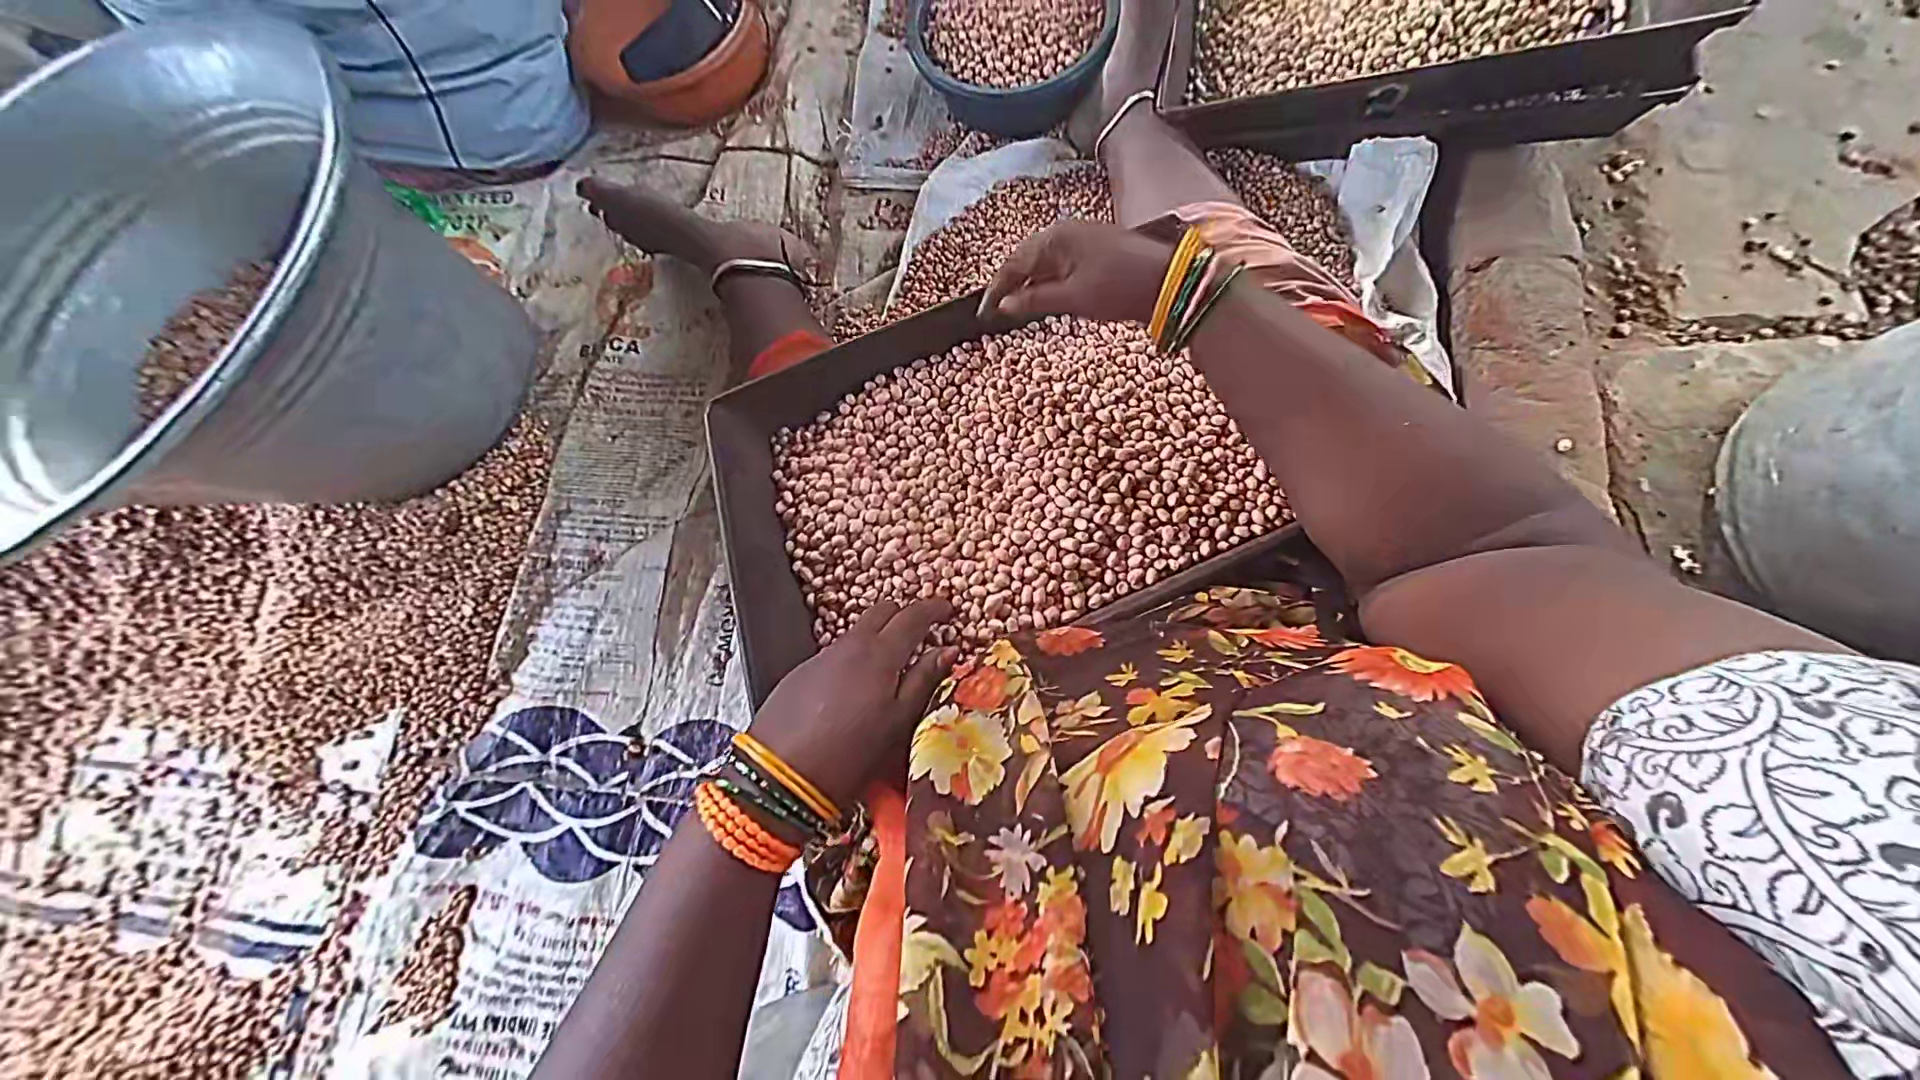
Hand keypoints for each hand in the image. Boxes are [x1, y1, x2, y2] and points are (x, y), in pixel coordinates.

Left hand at [746, 600, 956, 810]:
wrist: (781, 775)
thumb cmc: (850, 754)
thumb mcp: (898, 720)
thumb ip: (924, 680)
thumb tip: (947, 651)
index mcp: (880, 654)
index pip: (912, 616)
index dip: (933, 609)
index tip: (947, 609)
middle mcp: (850, 646)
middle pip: (881, 611)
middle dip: (904, 614)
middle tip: (922, 631)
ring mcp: (822, 657)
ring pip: (858, 632)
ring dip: (879, 637)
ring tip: (893, 664)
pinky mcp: (802, 672)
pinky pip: (837, 653)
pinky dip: (855, 658)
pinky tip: (858, 687)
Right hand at [978, 220, 1175, 325]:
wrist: (1168, 279)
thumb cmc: (1119, 287)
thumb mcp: (1072, 298)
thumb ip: (1035, 302)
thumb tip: (1004, 306)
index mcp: (1054, 239)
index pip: (1012, 265)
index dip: (997, 290)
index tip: (985, 313)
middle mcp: (1064, 231)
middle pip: (1025, 259)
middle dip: (1010, 284)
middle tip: (998, 310)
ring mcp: (1081, 237)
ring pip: (1042, 261)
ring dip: (1028, 283)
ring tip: (1018, 307)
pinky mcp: (1094, 248)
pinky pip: (1059, 262)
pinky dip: (1047, 280)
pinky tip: (1046, 296)